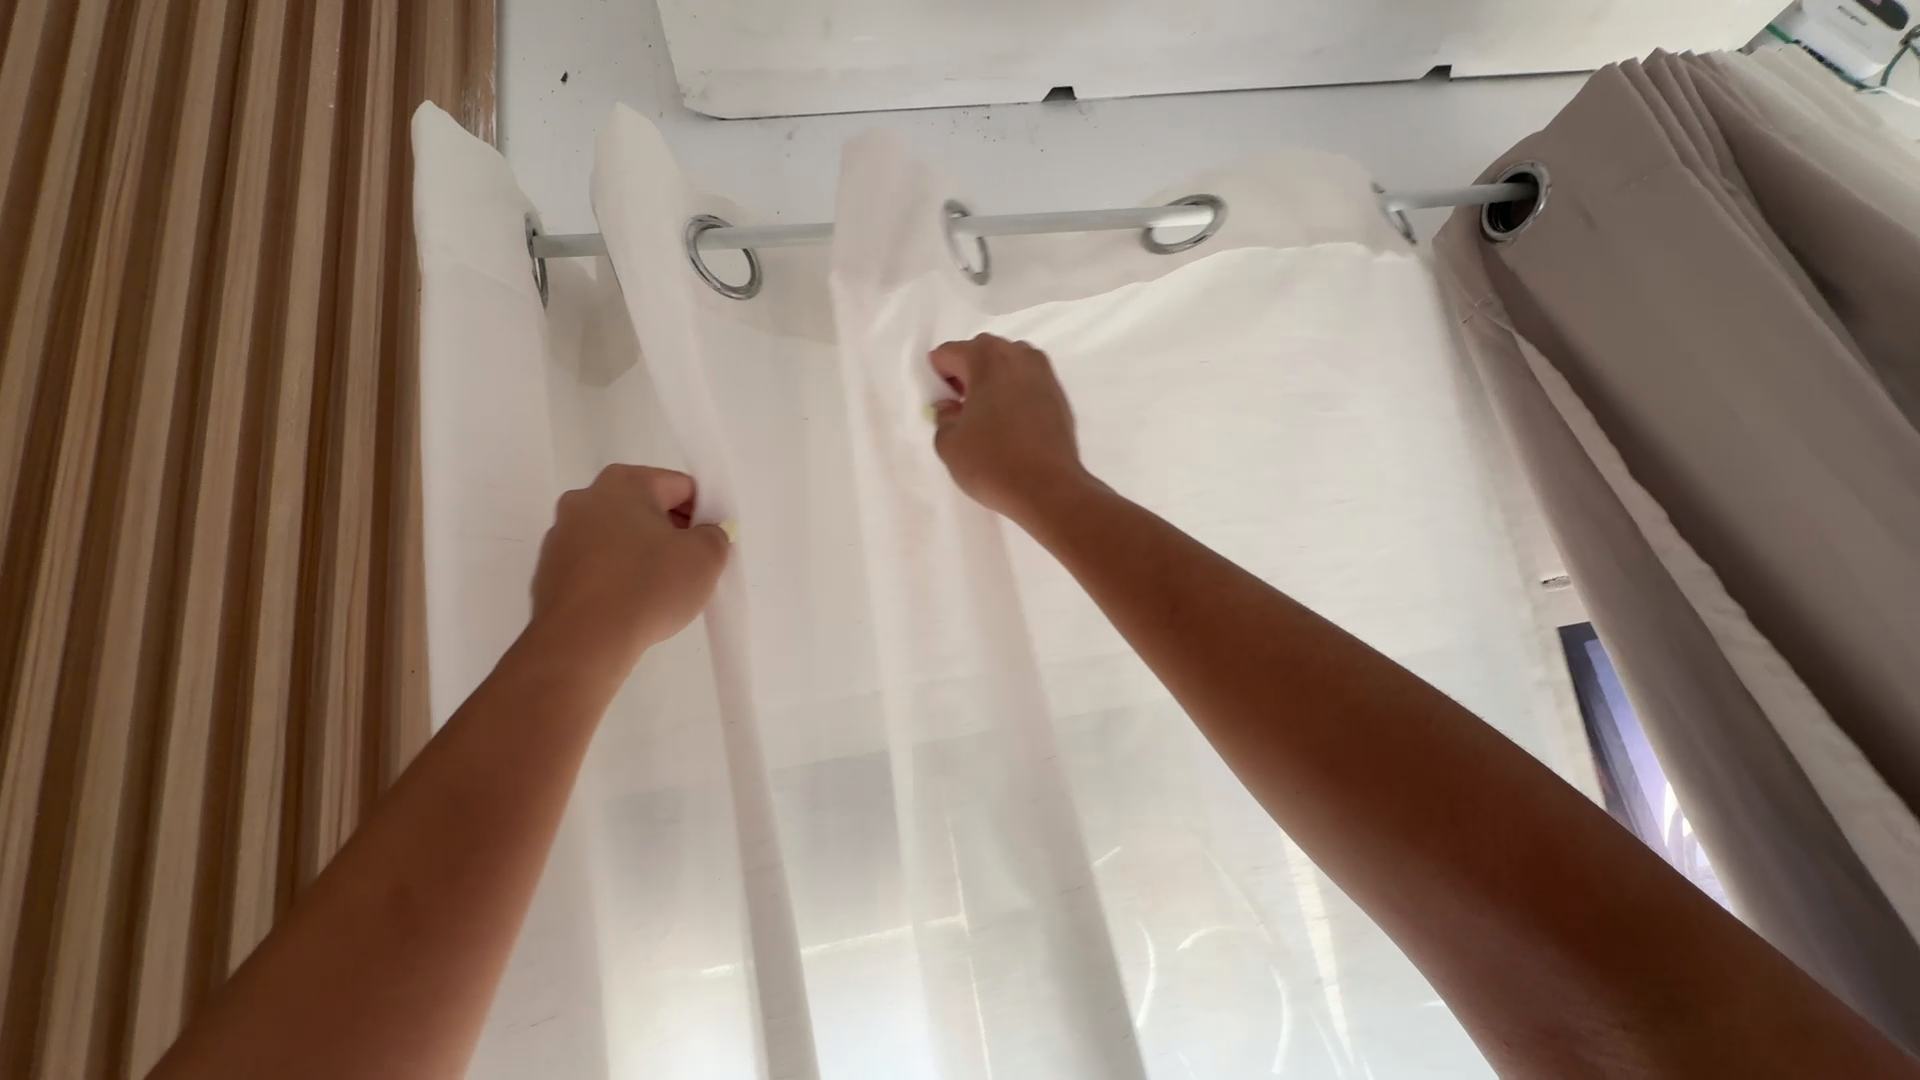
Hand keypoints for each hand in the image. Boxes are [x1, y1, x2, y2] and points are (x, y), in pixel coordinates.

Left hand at [530, 465, 729, 667]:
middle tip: (690, 567)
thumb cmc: (649, 587)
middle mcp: (585, 498)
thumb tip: (706, 533)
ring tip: (660, 590)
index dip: (704, 514)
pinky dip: (616, 575)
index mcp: (624, 482)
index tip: (710, 545)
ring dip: (642, 553)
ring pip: (619, 536)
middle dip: (671, 532)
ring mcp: (561, 533)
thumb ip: (716, 535)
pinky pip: (597, 563)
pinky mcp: (549, 569)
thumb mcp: (706, 557)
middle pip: (645, 508)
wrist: (583, 641)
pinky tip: (630, 603)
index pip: (680, 486)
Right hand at [929, 334, 1093, 520]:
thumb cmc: (993, 462)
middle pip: (980, 354)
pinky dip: (1015, 396)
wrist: (1049, 489)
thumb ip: (942, 416)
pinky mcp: (1060, 395)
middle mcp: (1018, 355)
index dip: (938, 380)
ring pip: (1007, 367)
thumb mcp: (949, 444)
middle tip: (963, 413)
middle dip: (966, 376)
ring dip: (993, 384)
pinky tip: (1012, 428)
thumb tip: (951, 406)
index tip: (944, 408)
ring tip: (989, 420)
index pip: (948, 354)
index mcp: (986, 358)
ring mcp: (1044, 373)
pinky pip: (1027, 385)